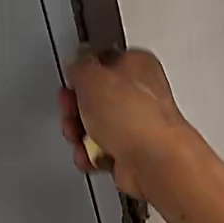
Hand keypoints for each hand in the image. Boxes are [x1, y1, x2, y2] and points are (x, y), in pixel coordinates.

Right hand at [58, 48, 213, 201]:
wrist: (151, 161)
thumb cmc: (135, 116)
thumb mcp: (91, 76)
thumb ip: (79, 66)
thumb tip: (76, 70)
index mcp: (137, 64)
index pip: (103, 61)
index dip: (82, 72)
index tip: (72, 83)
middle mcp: (141, 93)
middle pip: (96, 97)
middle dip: (76, 108)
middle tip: (73, 113)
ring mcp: (138, 125)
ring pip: (96, 126)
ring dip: (80, 133)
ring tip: (80, 137)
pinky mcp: (133, 152)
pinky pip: (102, 150)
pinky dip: (91, 154)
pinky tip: (90, 154)